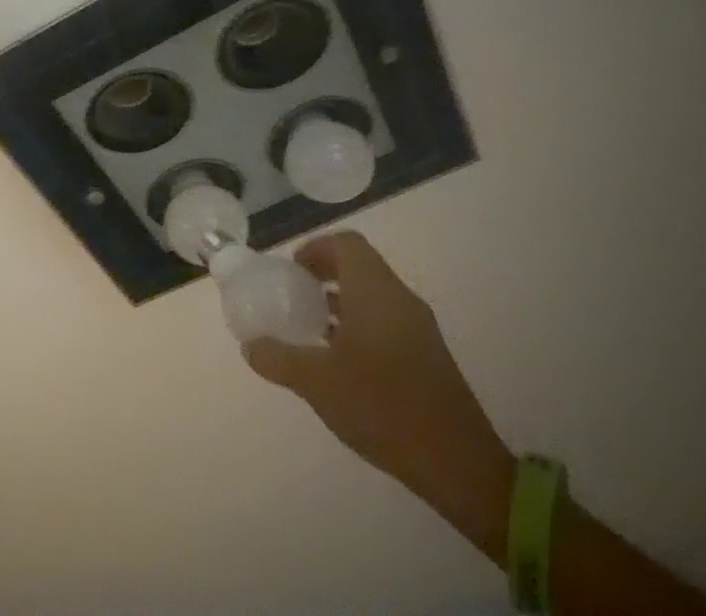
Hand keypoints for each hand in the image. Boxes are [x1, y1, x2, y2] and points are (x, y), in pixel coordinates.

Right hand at [244, 232, 514, 551]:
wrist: (454, 460)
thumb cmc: (381, 406)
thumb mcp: (315, 382)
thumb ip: (277, 358)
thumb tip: (251, 345)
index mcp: (375, 294)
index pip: (346, 245)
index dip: (314, 248)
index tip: (289, 270)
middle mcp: (400, 301)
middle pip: (359, 267)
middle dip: (321, 275)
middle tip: (290, 296)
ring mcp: (417, 329)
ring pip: (372, 296)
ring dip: (337, 302)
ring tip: (304, 328)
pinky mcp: (425, 355)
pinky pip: (383, 322)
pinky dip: (355, 325)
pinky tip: (334, 360)